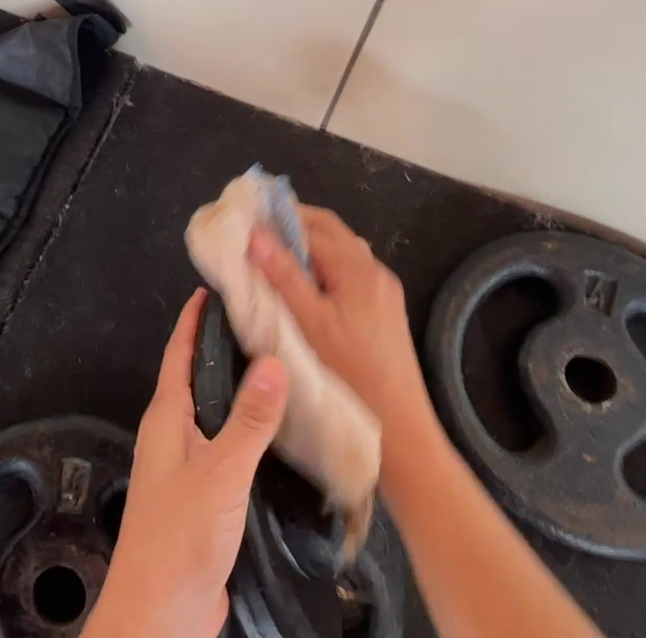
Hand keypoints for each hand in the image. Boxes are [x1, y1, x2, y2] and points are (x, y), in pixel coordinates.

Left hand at [83, 289, 288, 637]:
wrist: (162, 609)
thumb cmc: (180, 536)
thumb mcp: (220, 473)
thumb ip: (249, 420)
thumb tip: (272, 361)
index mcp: (167, 417)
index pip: (179, 352)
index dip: (193, 319)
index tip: (212, 288)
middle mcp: (173, 432)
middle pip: (197, 376)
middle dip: (222, 347)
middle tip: (260, 322)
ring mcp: (187, 462)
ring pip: (214, 410)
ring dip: (239, 388)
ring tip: (277, 367)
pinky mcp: (204, 491)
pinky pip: (226, 443)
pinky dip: (248, 427)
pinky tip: (277, 431)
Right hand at [248, 207, 433, 439]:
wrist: (399, 425)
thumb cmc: (350, 373)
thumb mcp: (310, 323)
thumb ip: (284, 276)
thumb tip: (256, 235)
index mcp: (357, 269)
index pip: (312, 227)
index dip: (278, 220)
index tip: (246, 220)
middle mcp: (374, 271)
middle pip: (331, 231)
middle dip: (295, 225)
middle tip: (258, 232)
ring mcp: (383, 290)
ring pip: (342, 251)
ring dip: (310, 246)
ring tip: (274, 256)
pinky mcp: (384, 309)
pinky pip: (350, 272)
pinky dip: (324, 266)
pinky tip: (305, 286)